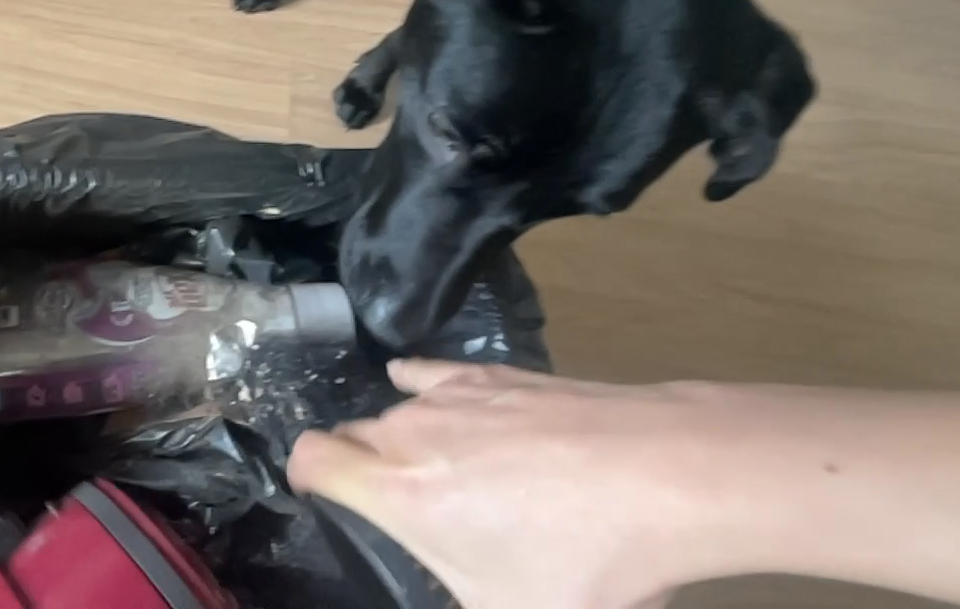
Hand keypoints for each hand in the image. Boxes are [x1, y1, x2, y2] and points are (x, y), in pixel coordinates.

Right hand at [289, 360, 743, 608]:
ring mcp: (443, 394)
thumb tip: (452, 583)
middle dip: (362, 470)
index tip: (322, 498)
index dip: (302, 477)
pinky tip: (441, 405)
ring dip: (402, 442)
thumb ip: (454, 596)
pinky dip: (422, 393)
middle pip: (351, 437)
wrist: (657, 474)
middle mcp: (406, 433)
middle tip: (409, 511)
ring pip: (393, 413)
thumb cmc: (584, 561)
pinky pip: (426, 376)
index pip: (308, 458)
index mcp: (398, 492)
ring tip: (453, 475)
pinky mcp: (482, 372)